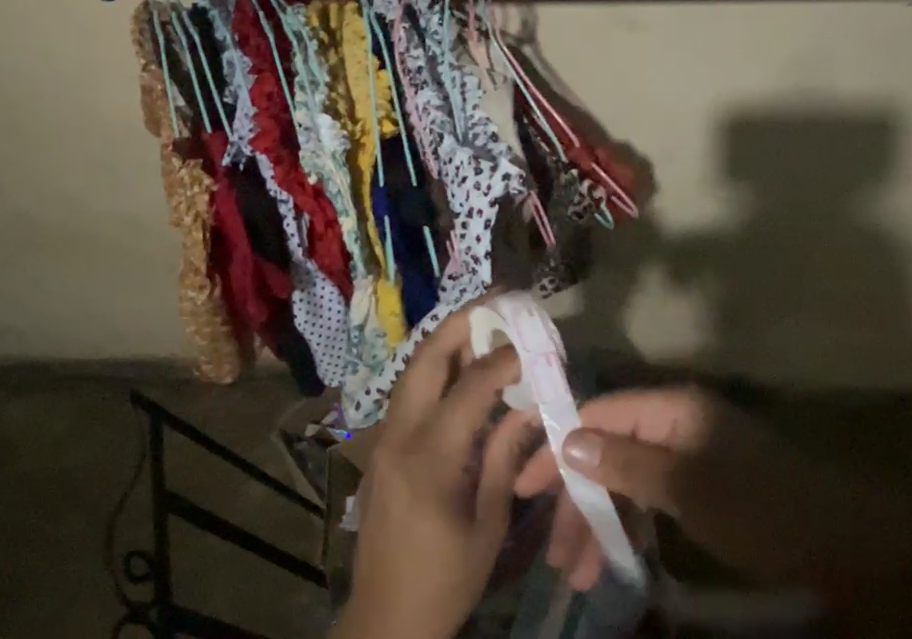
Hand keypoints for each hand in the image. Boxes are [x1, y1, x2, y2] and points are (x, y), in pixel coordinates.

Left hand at [332, 307, 539, 638]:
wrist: (385, 618)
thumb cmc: (447, 577)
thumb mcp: (488, 523)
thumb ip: (505, 456)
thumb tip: (529, 403)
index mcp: (430, 458)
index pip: (470, 386)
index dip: (503, 357)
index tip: (533, 341)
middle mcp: (398, 436)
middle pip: (425, 360)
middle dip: (460, 324)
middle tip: (498, 303)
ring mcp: (382, 441)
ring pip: (410, 372)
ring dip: (445, 343)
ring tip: (483, 326)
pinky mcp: (378, 449)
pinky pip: (407, 394)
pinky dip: (434, 371)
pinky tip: (461, 371)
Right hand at [515, 386, 792, 590]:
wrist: (843, 543)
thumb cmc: (759, 507)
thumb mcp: (686, 488)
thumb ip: (626, 464)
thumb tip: (568, 441)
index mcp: (673, 408)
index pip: (599, 415)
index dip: (559, 447)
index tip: (523, 486)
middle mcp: (677, 422)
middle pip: (610, 450)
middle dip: (579, 500)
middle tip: (555, 553)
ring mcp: (691, 455)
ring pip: (629, 480)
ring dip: (602, 522)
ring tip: (578, 572)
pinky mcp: (704, 486)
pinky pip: (653, 497)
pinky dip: (631, 525)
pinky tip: (615, 557)